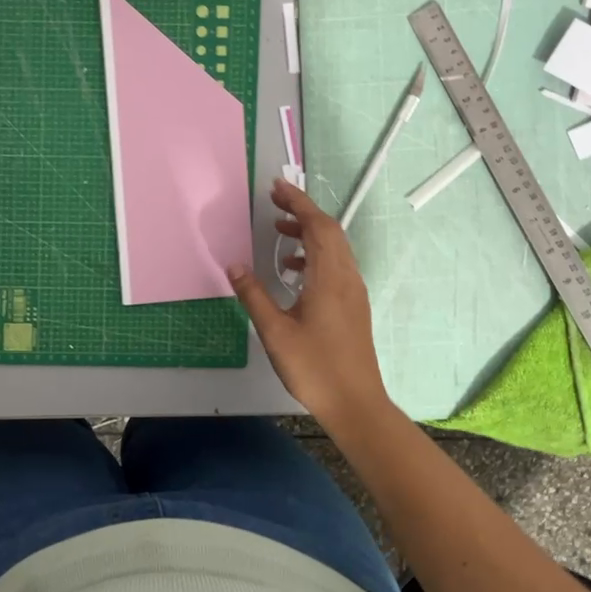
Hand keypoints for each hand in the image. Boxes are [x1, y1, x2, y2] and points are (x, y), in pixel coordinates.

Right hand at [228, 179, 389, 424]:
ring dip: (309, 233)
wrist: (356, 405)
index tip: (276, 186)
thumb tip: (234, 265)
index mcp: (329, 278)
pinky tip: (293, 271)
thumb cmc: (314, 367)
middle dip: (303, 211)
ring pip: (335, 249)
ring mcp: (354, 293)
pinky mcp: (353, 307)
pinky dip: (314, 255)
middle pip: (330, 232)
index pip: (317, 226)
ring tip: (278, 232)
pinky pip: (336, 266)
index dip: (297, 202)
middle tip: (273, 202)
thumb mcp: (274, 331)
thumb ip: (254, 294)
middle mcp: (347, 278)